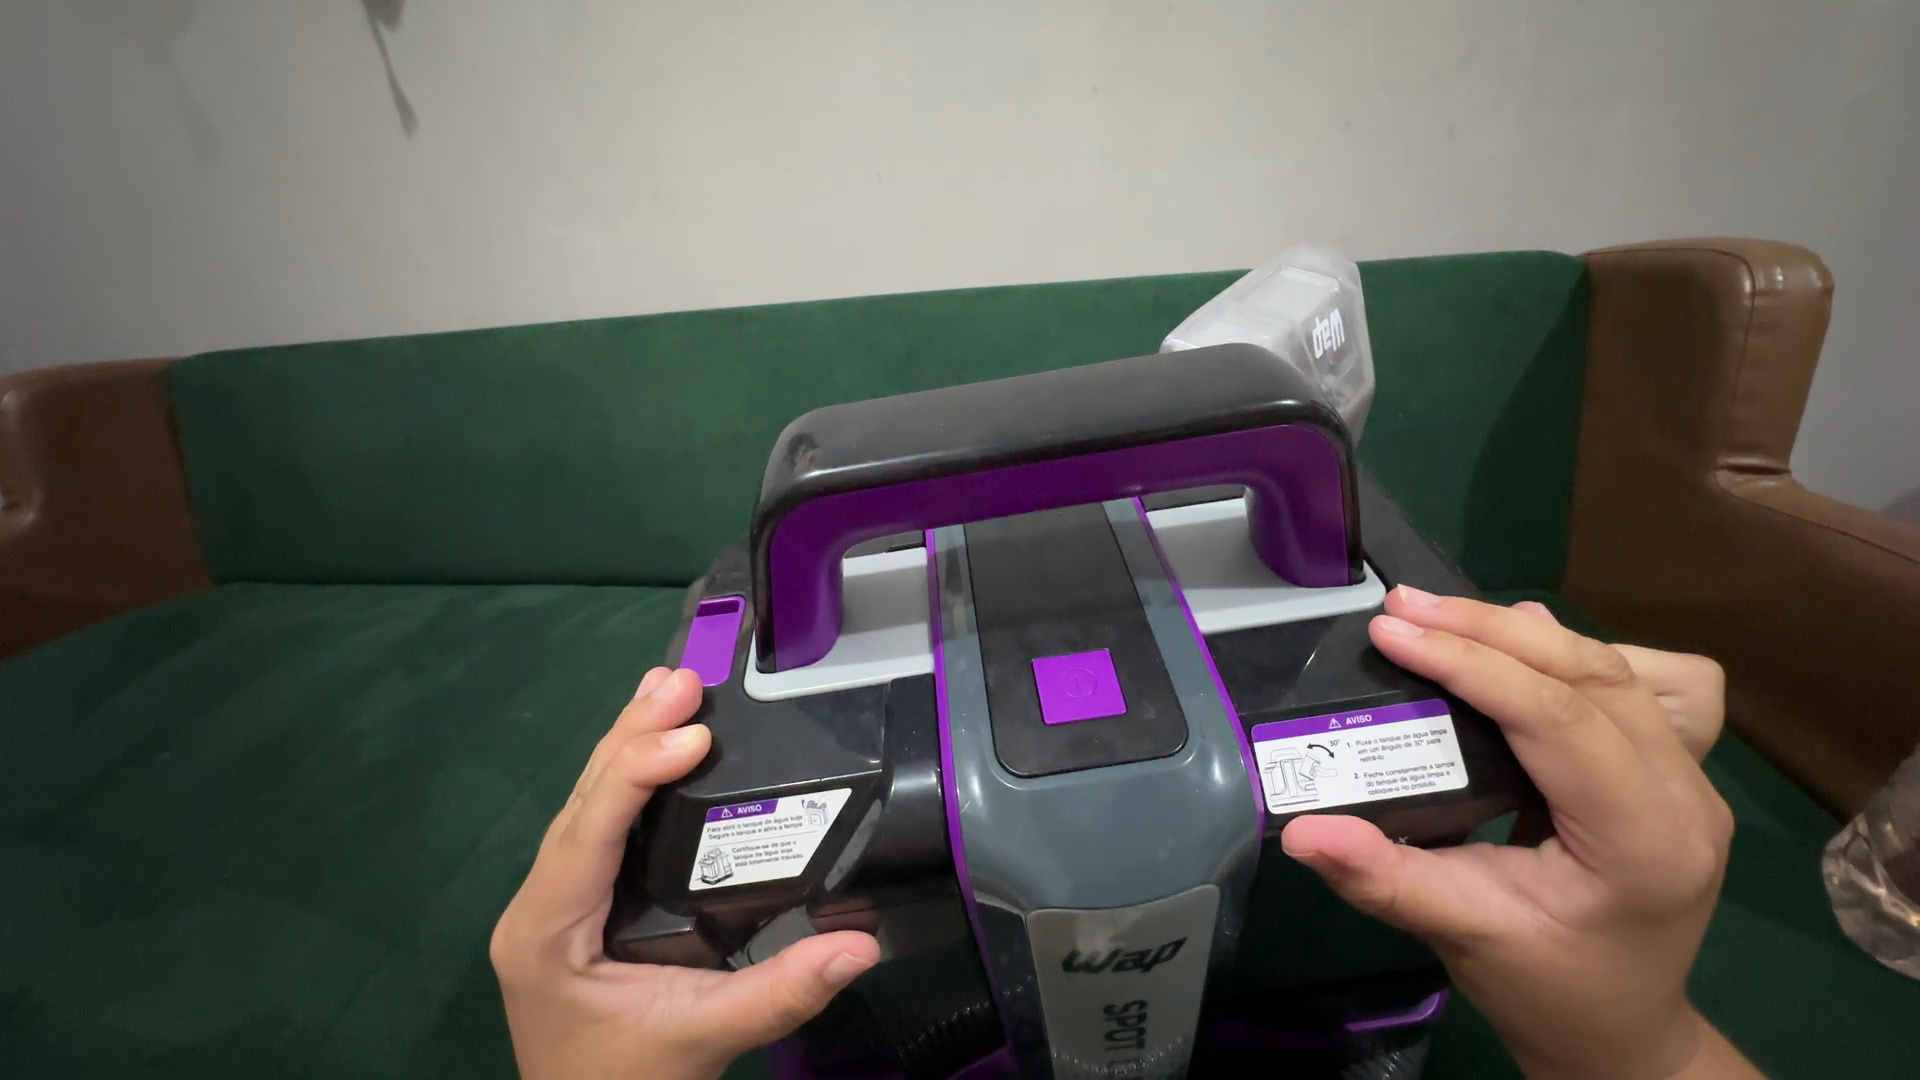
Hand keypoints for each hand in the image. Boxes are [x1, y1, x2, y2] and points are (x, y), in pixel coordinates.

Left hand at [490, 667, 881, 1079]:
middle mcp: (541, 899)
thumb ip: (783, 992)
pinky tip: (653, 732)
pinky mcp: (578, 890)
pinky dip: (629, 766)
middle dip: (635, 734)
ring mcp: (554, 892)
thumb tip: (863, 946)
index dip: (637, 773)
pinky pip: (600, 815)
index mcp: (550, 931)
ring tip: (668, 684)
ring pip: (589, 798)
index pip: (588, 832)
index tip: (696, 736)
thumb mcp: (706, 1036)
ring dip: (630, 738)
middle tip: (684, 680)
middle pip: (585, 798)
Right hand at [1283, 588, 1750, 1079]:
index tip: (1387, 631)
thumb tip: (1300, 831)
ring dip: (1519, 631)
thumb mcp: (1456, 932)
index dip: (1469, 664)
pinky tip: (1519, 647)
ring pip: (1612, 664)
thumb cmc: (1543, 983)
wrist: (1618, 1026)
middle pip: (1590, 672)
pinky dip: (1567, 650)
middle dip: (1485, 627)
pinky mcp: (1668, 766)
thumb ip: (1380, 878)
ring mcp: (1687, 775)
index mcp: (1642, 839)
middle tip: (1399, 607)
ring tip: (1437, 616)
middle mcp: (1683, 794)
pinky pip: (1634, 678)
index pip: (1557, 717)